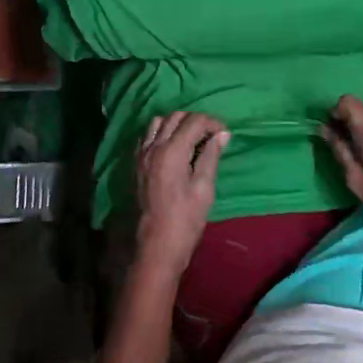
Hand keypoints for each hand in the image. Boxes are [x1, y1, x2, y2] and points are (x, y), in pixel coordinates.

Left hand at [133, 111, 229, 277]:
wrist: (157, 246)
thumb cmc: (186, 220)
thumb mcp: (204, 188)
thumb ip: (211, 156)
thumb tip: (223, 134)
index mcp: (172, 152)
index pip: (194, 121)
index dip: (213, 123)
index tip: (225, 134)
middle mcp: (154, 147)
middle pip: (176, 116)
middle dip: (196, 120)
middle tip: (212, 135)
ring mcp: (142, 155)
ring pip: (160, 122)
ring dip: (178, 124)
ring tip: (193, 139)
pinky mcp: (137, 164)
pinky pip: (149, 136)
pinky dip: (163, 133)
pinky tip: (175, 148)